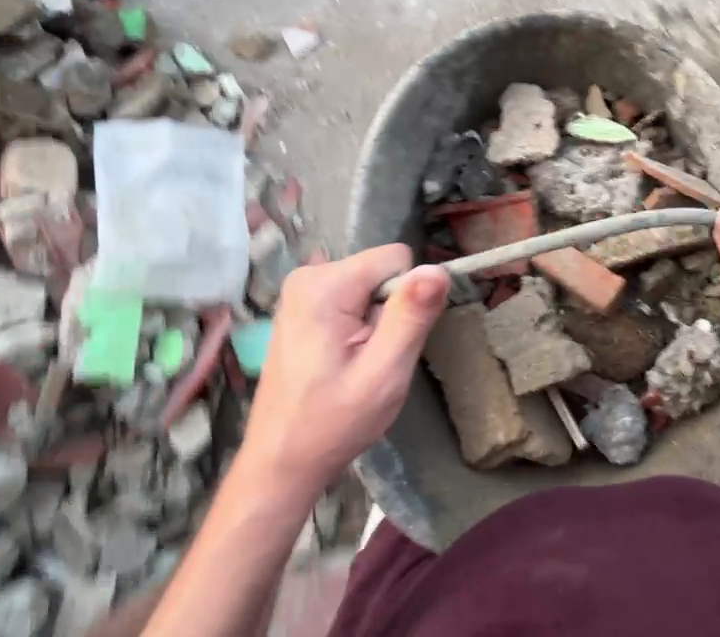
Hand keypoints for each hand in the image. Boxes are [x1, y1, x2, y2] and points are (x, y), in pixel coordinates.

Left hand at [241, 245, 448, 486]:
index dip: (406, 299)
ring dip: (374, 320)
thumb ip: (411, 317)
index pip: (397, 259)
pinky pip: (352, 297)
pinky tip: (342, 360)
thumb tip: (437, 269)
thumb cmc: (333, 423)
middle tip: (371, 358)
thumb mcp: (384, 374)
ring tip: (356, 363)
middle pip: (381, 270)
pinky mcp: (301, 305)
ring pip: (369, 285)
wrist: (281, 461)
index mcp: (324, 284)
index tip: (387, 341)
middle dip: (388, 310)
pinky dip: (357, 325)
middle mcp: (307, 275)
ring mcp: (300, 290)